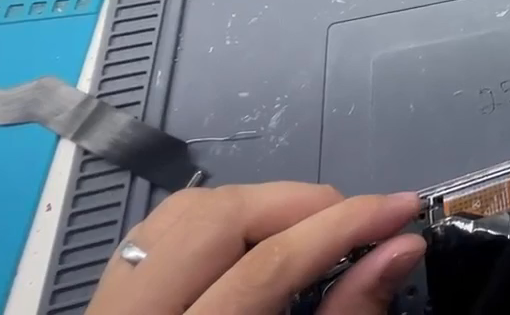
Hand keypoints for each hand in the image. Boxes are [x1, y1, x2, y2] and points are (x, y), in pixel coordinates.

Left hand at [87, 183, 425, 314]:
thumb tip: (401, 247)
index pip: (266, 269)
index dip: (345, 226)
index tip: (403, 208)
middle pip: (217, 222)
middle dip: (303, 205)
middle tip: (359, 222)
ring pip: (185, 214)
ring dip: (264, 206)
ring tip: (315, 230)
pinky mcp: (106, 309)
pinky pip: (160, 233)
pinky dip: (222, 220)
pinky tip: (261, 241)